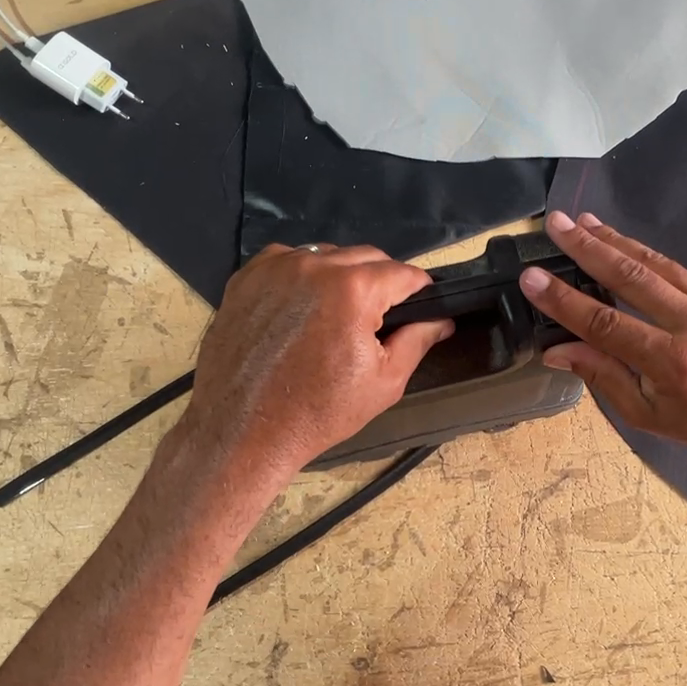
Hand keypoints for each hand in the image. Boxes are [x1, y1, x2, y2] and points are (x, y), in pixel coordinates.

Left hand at [179, 244, 453, 475]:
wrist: (243, 429)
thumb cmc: (320, 411)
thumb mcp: (384, 381)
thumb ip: (418, 340)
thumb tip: (443, 319)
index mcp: (353, 289)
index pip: (403, 272)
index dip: (420, 290)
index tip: (422, 307)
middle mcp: (314, 265)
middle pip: (367, 257)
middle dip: (381, 282)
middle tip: (379, 319)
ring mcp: (276, 267)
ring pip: (328, 256)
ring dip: (342, 276)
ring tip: (339, 316)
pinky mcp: (246, 277)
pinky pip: (289, 261)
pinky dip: (304, 277)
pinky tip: (302, 310)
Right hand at [520, 211, 686, 468]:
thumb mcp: (645, 414)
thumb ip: (602, 375)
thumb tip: (556, 350)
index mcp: (669, 361)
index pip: (604, 322)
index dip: (563, 300)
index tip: (532, 278)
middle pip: (629, 276)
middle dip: (587, 248)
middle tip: (556, 224)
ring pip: (653, 262)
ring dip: (614, 240)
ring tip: (582, 221)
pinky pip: (673, 268)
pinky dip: (642, 252)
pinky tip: (619, 241)